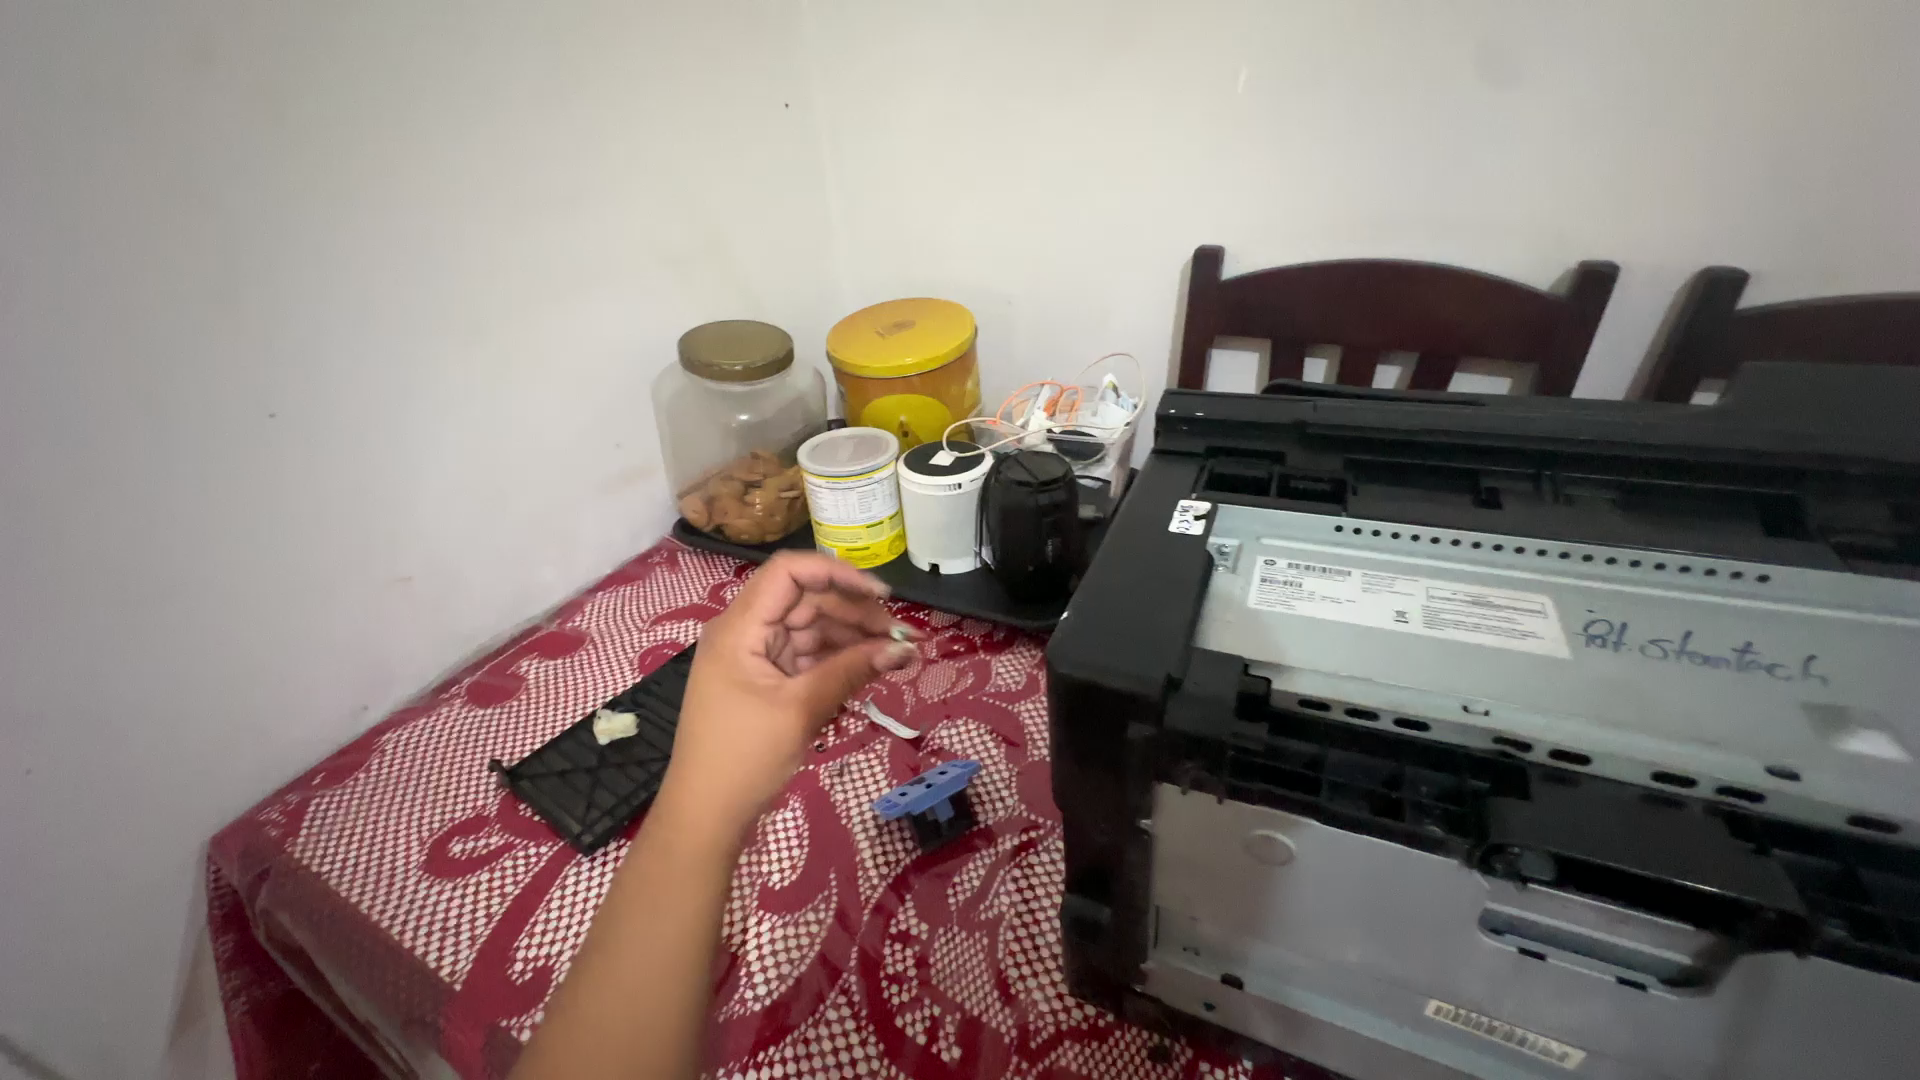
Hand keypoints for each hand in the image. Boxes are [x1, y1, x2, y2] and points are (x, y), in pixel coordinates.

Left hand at [655, 552, 917, 842]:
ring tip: (897, 653)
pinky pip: (809, 655)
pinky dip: (839, 659)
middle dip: (856, 612)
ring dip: (854, 637)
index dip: (837, 574)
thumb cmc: (743, 758)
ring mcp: (757, 656)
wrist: (706, 817)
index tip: (881, 595)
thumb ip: (853, 670)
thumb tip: (905, 647)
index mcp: (740, 626)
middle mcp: (746, 631)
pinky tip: (872, 667)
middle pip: (807, 599)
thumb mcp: (801, 710)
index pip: (790, 572)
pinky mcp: (767, 680)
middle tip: (902, 635)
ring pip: (813, 628)